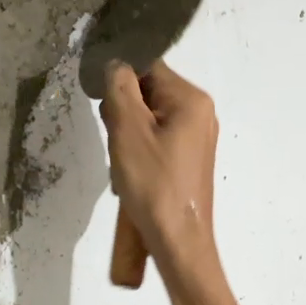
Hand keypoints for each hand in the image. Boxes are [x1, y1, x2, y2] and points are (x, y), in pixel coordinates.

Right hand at [98, 60, 218, 272]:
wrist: (179, 240)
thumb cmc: (153, 184)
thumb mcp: (128, 130)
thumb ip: (119, 87)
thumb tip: (115, 63)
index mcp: (192, 99)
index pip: (148, 66)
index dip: (120, 82)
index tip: (104, 107)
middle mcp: (201, 112)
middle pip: (149, 92)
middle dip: (124, 112)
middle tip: (117, 142)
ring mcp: (198, 138)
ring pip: (150, 119)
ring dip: (128, 136)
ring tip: (124, 163)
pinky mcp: (191, 160)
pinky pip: (158, 141)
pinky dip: (140, 152)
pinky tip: (133, 174)